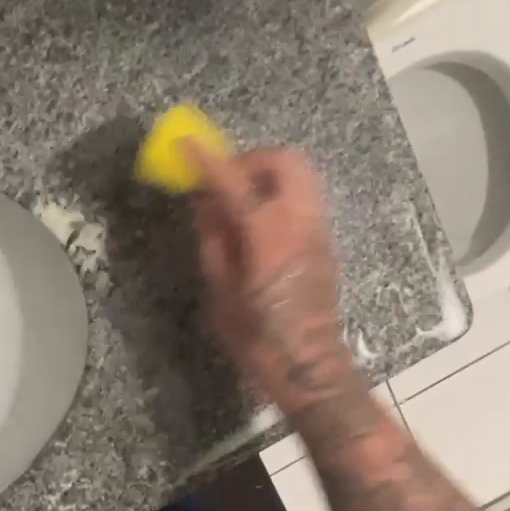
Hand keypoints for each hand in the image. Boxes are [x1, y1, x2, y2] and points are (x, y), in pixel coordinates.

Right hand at [188, 143, 354, 413]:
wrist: (308, 364)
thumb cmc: (257, 338)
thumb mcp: (221, 293)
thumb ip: (213, 242)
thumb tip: (204, 205)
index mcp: (269, 236)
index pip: (235, 183)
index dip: (207, 161)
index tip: (185, 146)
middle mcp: (301, 222)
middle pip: (284, 160)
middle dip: (250, 160)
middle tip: (222, 182)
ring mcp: (319, 230)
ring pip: (300, 175)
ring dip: (267, 176)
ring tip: (239, 203)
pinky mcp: (325, 242)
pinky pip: (303, 199)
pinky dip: (279, 196)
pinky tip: (258, 225)